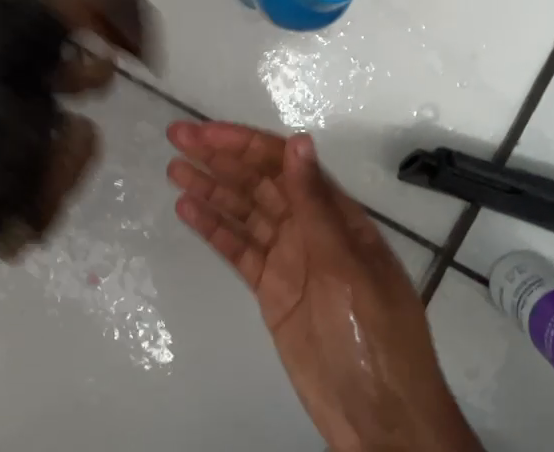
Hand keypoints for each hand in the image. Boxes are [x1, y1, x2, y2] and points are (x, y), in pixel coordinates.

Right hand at [167, 121, 479, 451]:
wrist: (380, 418)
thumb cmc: (374, 337)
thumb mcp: (345, 266)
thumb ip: (315, 205)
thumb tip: (298, 143)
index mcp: (337, 217)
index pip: (284, 166)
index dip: (243, 145)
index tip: (205, 134)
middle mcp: (311, 230)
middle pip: (259, 184)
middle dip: (219, 158)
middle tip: (177, 136)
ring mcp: (290, 261)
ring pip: (244, 213)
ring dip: (210, 189)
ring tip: (174, 170)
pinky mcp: (273, 291)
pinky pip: (239, 250)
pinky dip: (214, 230)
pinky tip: (188, 211)